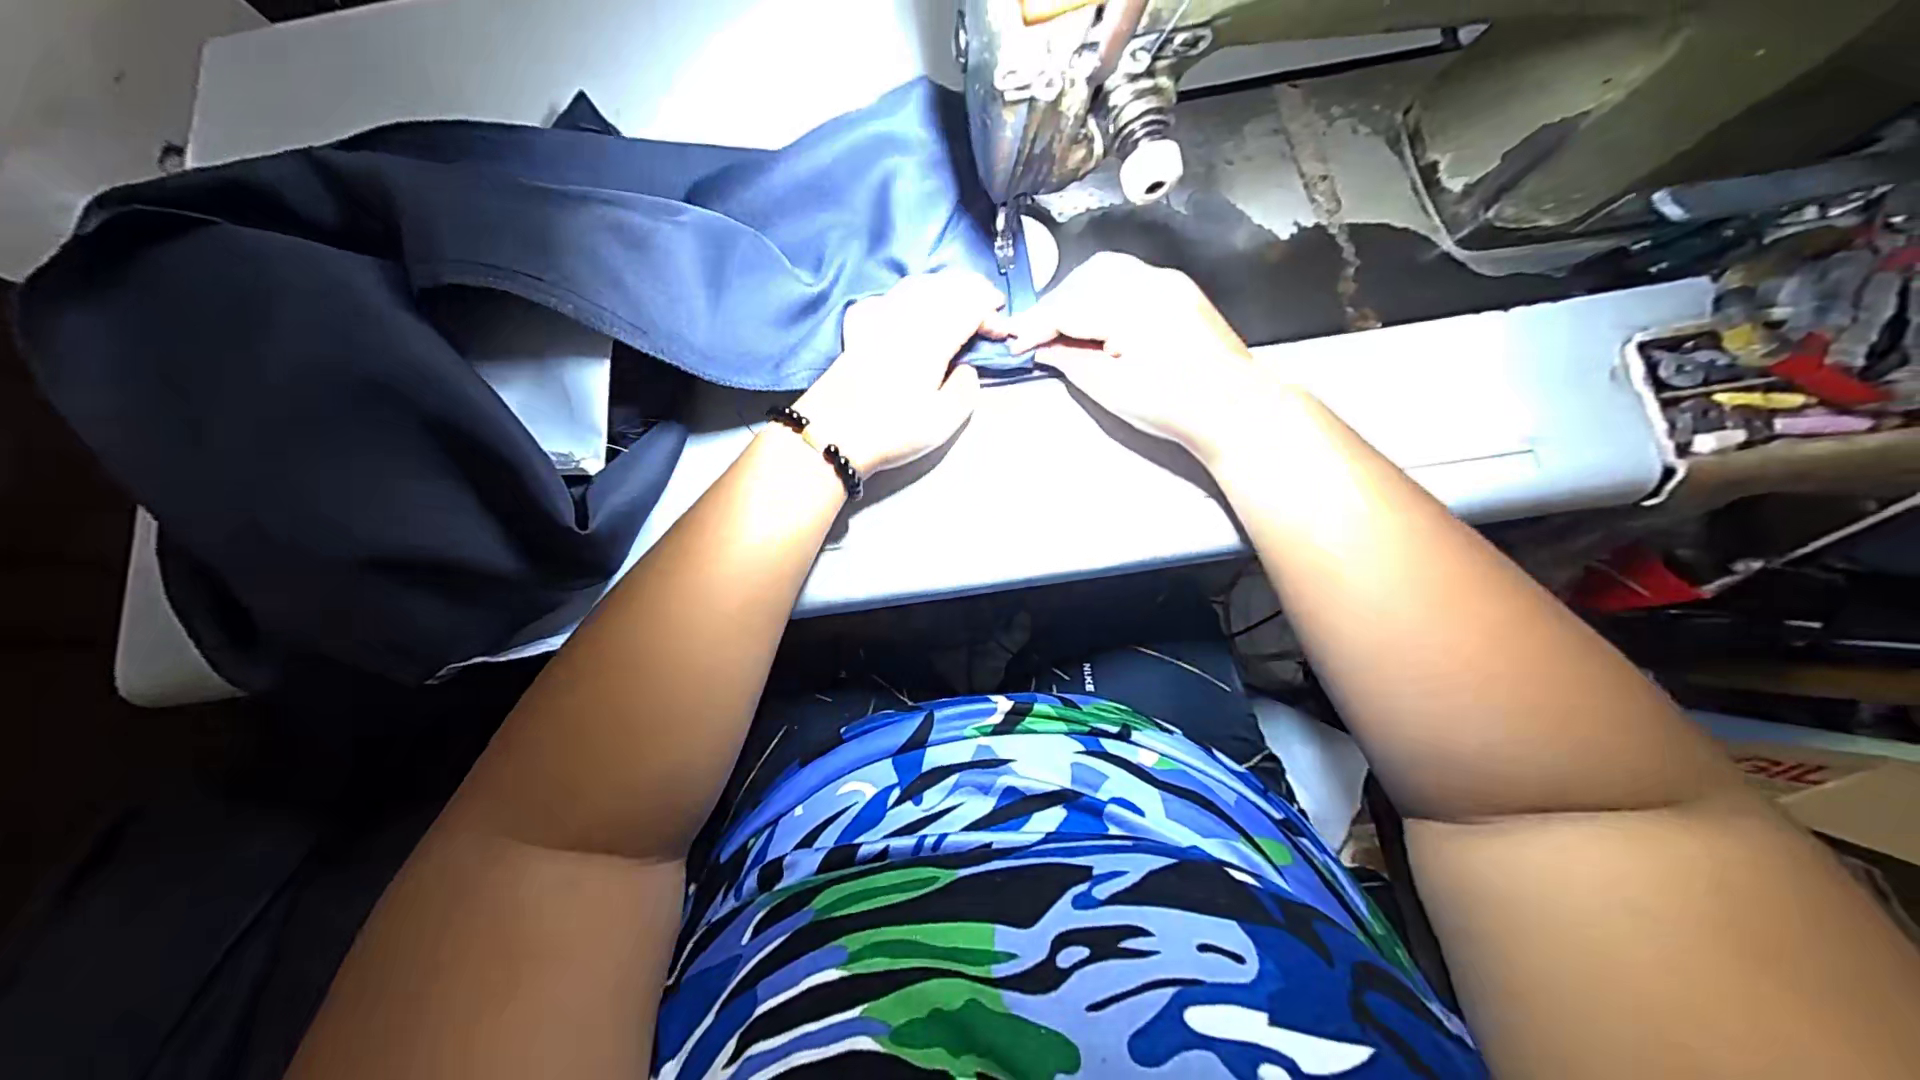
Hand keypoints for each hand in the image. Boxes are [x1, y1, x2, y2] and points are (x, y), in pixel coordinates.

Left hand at [790, 270, 1006, 475]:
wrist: (831, 432)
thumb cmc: (891, 429)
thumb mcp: (943, 421)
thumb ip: (966, 389)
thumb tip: (968, 368)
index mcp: (933, 336)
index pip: (970, 303)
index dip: (991, 311)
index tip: (1001, 331)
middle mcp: (907, 315)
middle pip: (946, 285)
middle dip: (973, 291)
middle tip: (987, 310)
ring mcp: (878, 316)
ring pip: (918, 284)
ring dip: (944, 287)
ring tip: (957, 303)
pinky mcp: (858, 326)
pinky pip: (889, 296)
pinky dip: (909, 295)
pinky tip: (910, 309)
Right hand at [1004, 252, 1280, 466]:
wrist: (1234, 409)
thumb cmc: (1178, 406)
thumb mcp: (1110, 389)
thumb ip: (1070, 360)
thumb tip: (1045, 347)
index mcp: (1132, 306)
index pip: (1068, 306)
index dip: (1037, 324)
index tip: (1017, 340)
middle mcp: (1152, 283)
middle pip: (1085, 279)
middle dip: (1057, 305)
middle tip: (1039, 336)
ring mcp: (1170, 284)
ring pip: (1108, 273)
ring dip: (1080, 296)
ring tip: (1067, 329)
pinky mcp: (1180, 292)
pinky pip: (1131, 280)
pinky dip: (1105, 295)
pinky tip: (1099, 321)